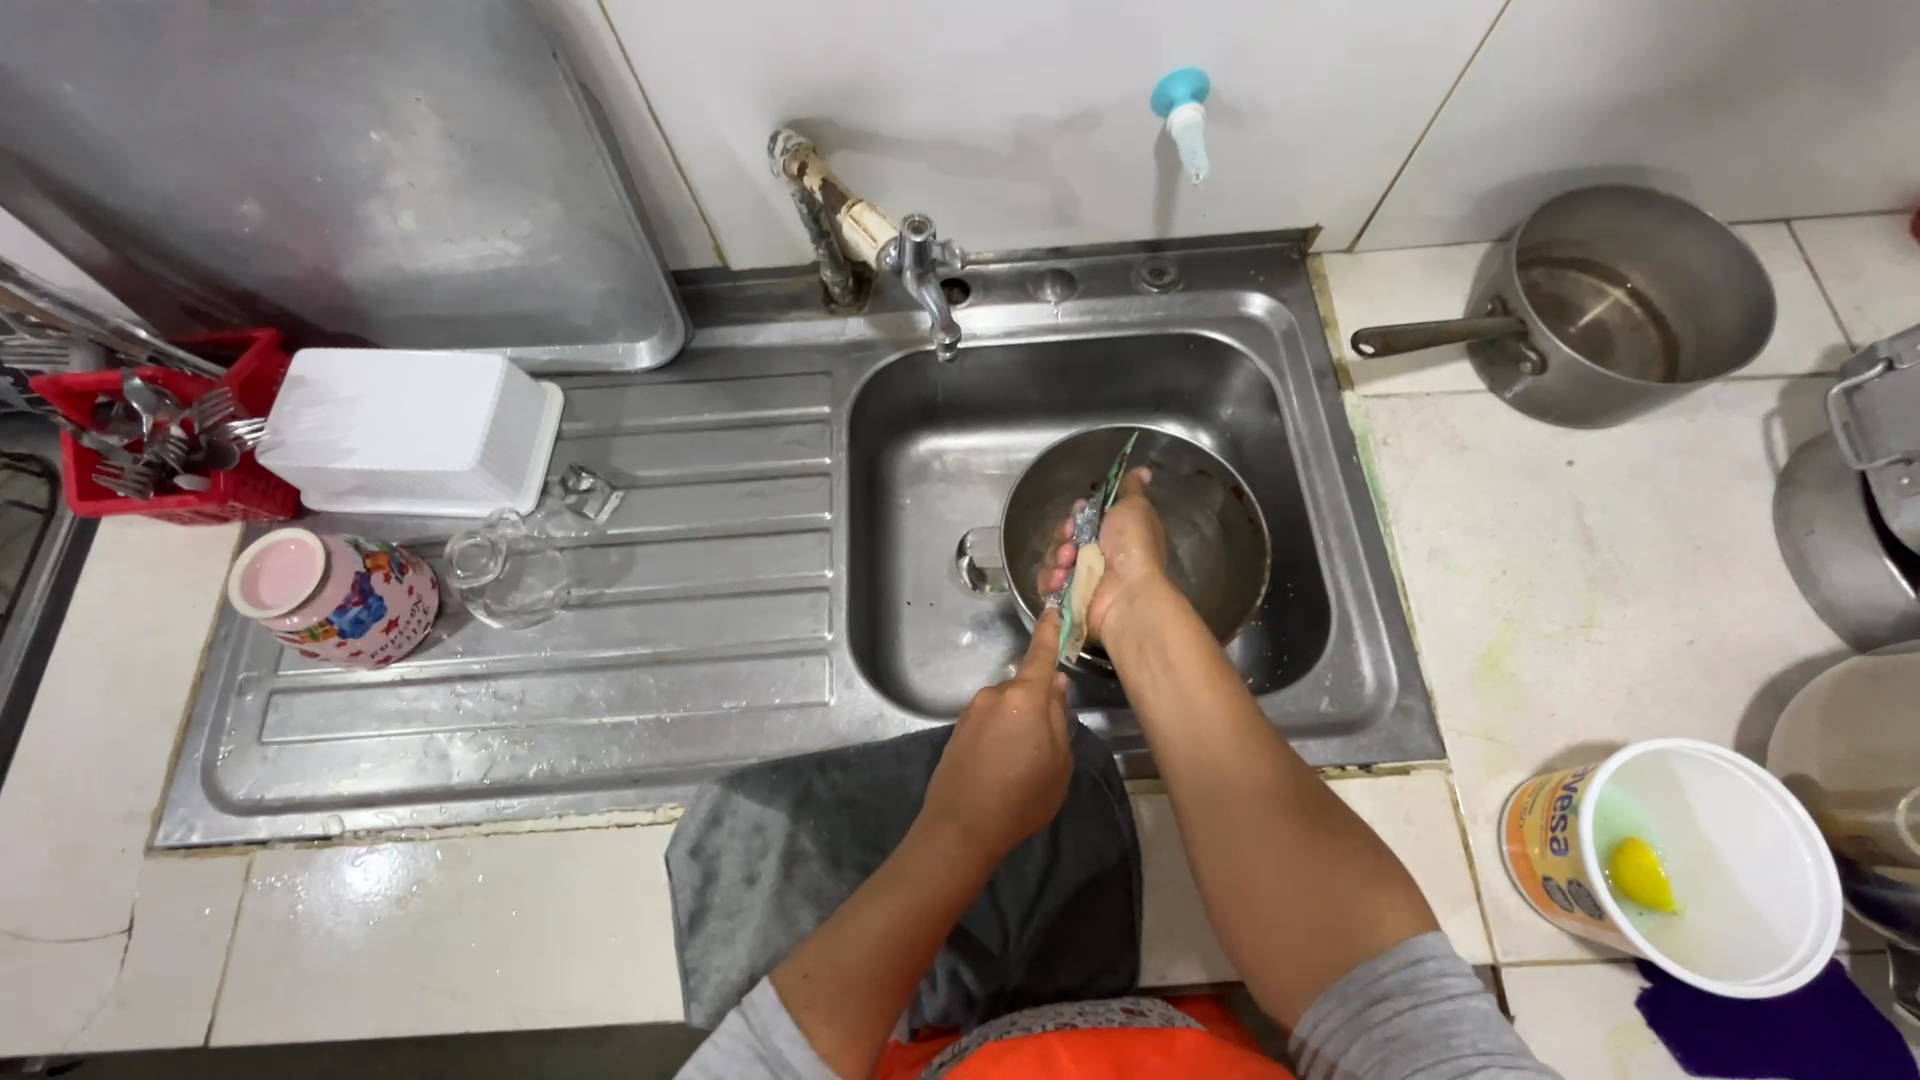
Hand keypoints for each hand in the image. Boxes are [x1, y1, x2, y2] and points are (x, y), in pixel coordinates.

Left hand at [919, 608, 1074, 864]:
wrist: (960, 827)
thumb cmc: (1022, 796)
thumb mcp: (1059, 762)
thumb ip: (1058, 719)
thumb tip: (1055, 686)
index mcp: (1025, 697)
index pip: (1041, 655)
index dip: (1049, 633)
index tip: (1053, 610)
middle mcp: (994, 696)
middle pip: (1025, 690)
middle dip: (1038, 707)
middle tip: (1047, 747)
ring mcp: (972, 713)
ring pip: (1006, 709)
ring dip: (1017, 726)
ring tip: (1022, 768)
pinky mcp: (958, 731)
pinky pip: (989, 724)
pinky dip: (1000, 738)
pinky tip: (1001, 770)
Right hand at [1037, 467, 1169, 640]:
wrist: (1127, 593)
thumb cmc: (1133, 547)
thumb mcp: (1135, 507)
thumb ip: (1131, 488)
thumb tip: (1143, 470)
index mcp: (1112, 532)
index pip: (1081, 517)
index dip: (1075, 514)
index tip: (1079, 512)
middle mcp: (1097, 553)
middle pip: (1063, 536)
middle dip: (1063, 535)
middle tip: (1072, 542)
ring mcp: (1082, 576)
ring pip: (1053, 558)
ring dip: (1057, 558)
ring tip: (1068, 565)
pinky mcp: (1069, 597)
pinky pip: (1047, 582)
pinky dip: (1051, 580)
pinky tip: (1062, 580)